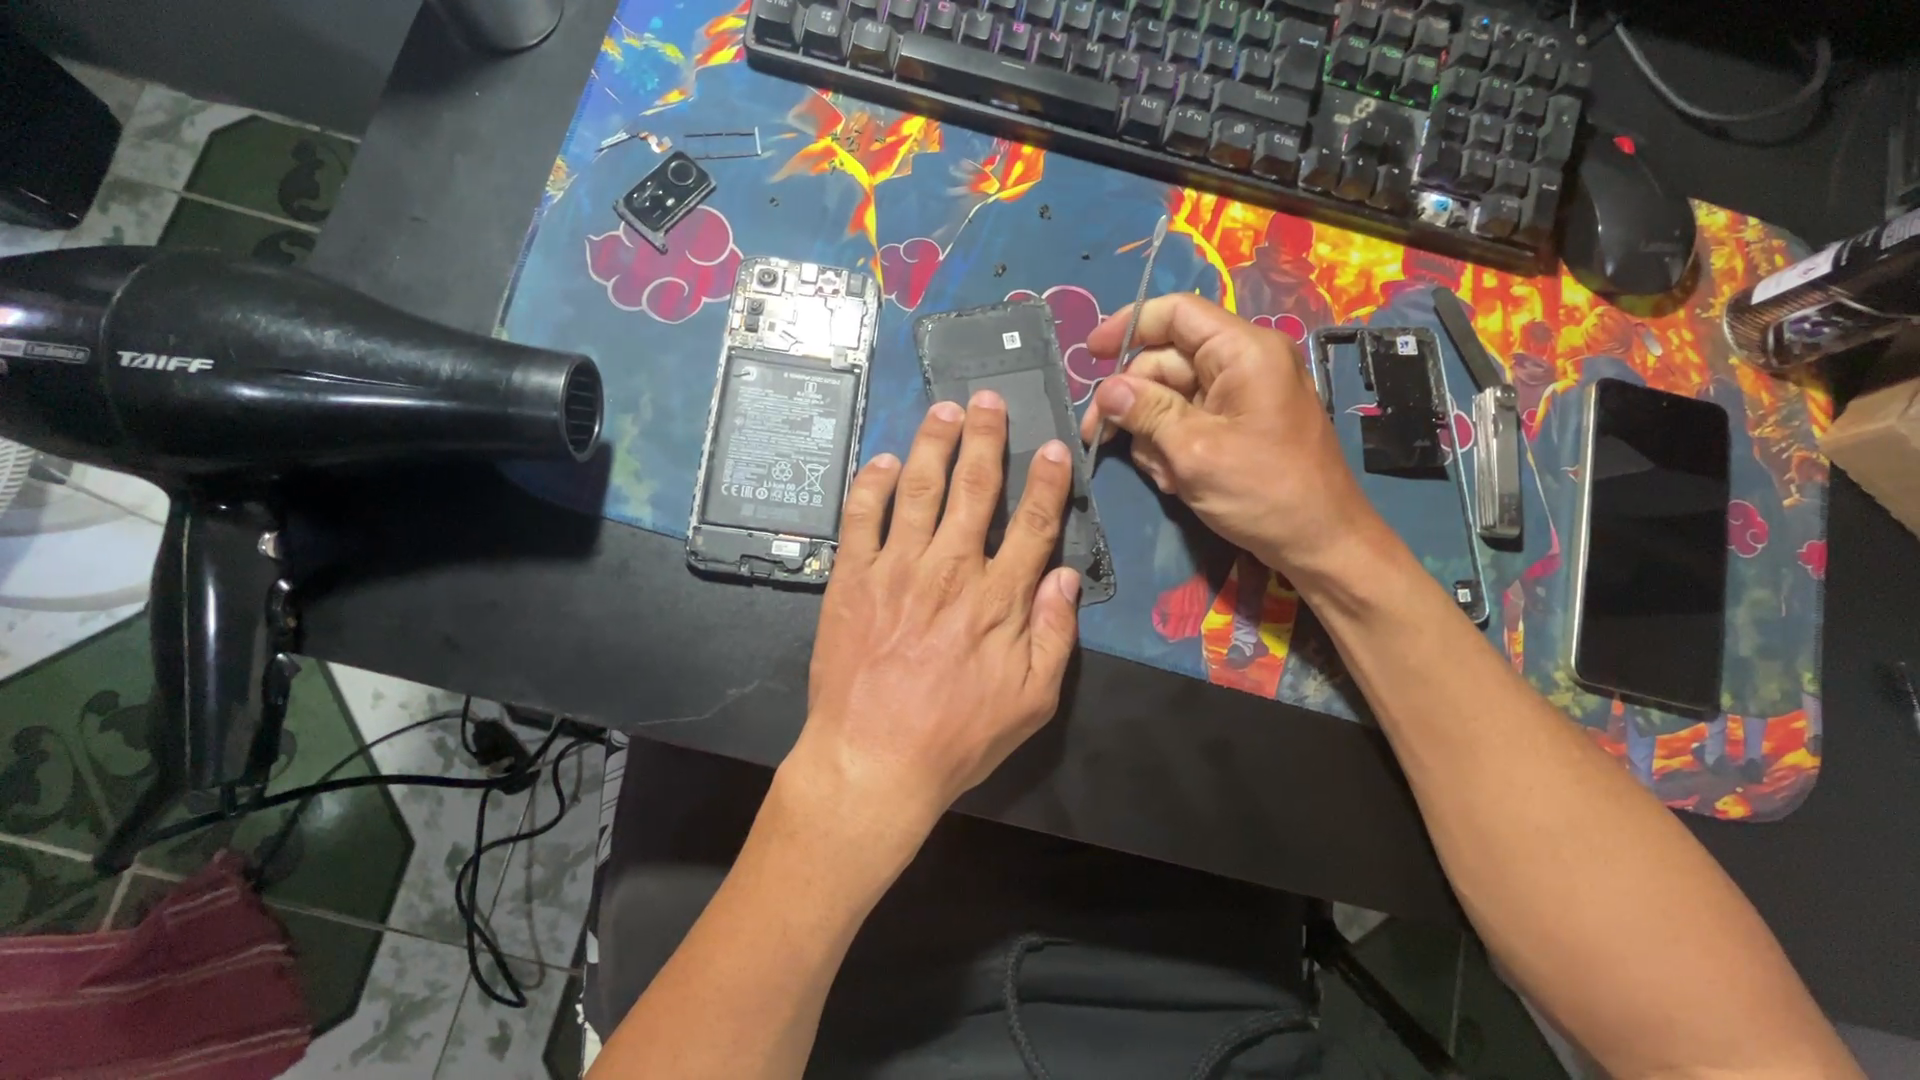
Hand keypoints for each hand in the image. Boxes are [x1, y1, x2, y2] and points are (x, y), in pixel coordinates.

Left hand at [794, 392, 1081, 845]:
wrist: (873, 759)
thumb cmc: (958, 737)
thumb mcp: (1032, 701)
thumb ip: (1054, 636)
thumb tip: (1067, 579)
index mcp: (999, 598)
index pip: (1033, 524)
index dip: (1047, 482)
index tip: (1052, 448)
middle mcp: (950, 570)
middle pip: (975, 488)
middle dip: (986, 438)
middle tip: (989, 400)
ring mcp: (896, 569)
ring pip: (918, 489)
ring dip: (933, 444)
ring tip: (944, 410)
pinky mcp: (851, 579)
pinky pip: (861, 518)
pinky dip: (871, 485)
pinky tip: (881, 461)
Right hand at [1080, 293, 1387, 586]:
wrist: (1321, 544)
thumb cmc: (1264, 492)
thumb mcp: (1195, 452)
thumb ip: (1147, 412)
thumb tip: (1106, 389)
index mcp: (1244, 351)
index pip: (1177, 313)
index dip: (1129, 326)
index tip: (1090, 355)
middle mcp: (1244, 363)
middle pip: (1167, 360)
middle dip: (1133, 399)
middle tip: (1099, 438)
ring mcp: (1242, 396)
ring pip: (1172, 396)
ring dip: (1153, 434)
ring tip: (1163, 475)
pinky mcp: (1239, 426)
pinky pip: (1190, 421)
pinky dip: (1173, 447)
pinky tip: (1176, 481)